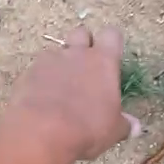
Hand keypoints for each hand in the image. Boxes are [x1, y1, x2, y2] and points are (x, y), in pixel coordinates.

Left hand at [2, 27, 139, 162]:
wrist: (41, 132)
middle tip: (86, 67)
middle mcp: (77, 53)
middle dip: (84, 44)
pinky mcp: (28, 72)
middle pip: (82, 32)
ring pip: (57, 50)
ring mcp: (50, 60)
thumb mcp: (112, 130)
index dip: (111, 43)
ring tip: (61, 86)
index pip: (112, 35)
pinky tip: (42, 97)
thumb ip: (124, 124)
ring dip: (60, 62)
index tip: (111, 57)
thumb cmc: (87, 128)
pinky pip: (37, 68)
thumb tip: (135, 127)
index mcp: (103, 61)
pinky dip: (41, 77)